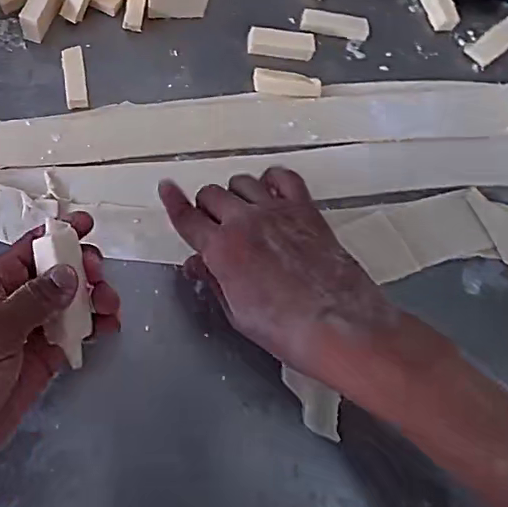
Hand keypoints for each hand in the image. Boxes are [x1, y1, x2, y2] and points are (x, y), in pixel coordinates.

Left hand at [0, 212, 120, 469]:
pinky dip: (94, 325)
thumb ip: (34, 300)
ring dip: (94, 297)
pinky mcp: (46, 355)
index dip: (59, 233)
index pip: (32, 247)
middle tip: (99, 279)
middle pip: (58, 270)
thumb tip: (70, 273)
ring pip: (72, 300)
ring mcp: (33, 328)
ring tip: (110, 308)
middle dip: (83, 267)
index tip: (87, 225)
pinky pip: (75, 331)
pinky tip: (108, 327)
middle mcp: (17, 298)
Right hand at [160, 168, 397, 384]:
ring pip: (241, 181)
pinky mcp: (304, 209)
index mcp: (222, 249)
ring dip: (235, 194)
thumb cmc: (287, 330)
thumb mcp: (237, 313)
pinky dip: (272, 179)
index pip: (186, 216)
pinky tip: (271, 192)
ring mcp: (275, 211)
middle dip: (206, 207)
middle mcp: (244, 222)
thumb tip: (198, 264)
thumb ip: (213, 280)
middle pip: (210, 194)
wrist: (340, 327)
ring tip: (243, 211)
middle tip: (214, 224)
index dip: (173, 201)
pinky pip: (282, 176)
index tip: (167, 188)